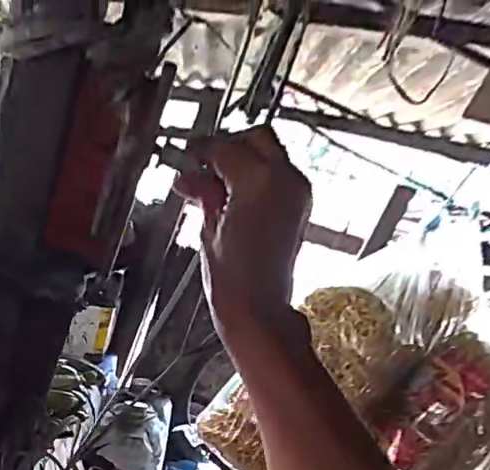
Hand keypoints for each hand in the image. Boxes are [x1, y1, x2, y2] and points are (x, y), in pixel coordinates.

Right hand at [174, 127, 311, 345]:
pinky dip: (257, 179)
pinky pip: (279, 177)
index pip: (226, 148)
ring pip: (270, 155)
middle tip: (202, 165)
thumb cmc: (232, 280)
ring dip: (243, 162)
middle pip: (256, 139)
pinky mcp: (300, 207)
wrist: (257, 310)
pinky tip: (234, 198)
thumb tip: (191, 179)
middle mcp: (285, 178)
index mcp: (257, 180)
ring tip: (216, 186)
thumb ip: (205, 196)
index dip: (203, 149)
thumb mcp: (209, 231)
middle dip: (228, 147)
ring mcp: (297, 192)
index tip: (188, 154)